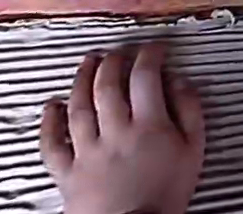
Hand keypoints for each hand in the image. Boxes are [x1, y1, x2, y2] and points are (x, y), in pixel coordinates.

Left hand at [40, 43, 205, 213]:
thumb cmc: (167, 193)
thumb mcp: (194, 149)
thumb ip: (190, 110)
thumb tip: (180, 79)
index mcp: (148, 124)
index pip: (145, 75)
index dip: (150, 53)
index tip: (155, 48)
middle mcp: (115, 131)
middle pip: (107, 84)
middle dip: (114, 60)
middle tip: (120, 51)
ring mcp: (87, 153)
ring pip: (79, 107)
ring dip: (83, 78)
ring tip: (89, 61)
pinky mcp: (67, 175)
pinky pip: (51, 146)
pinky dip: (49, 123)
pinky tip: (52, 104)